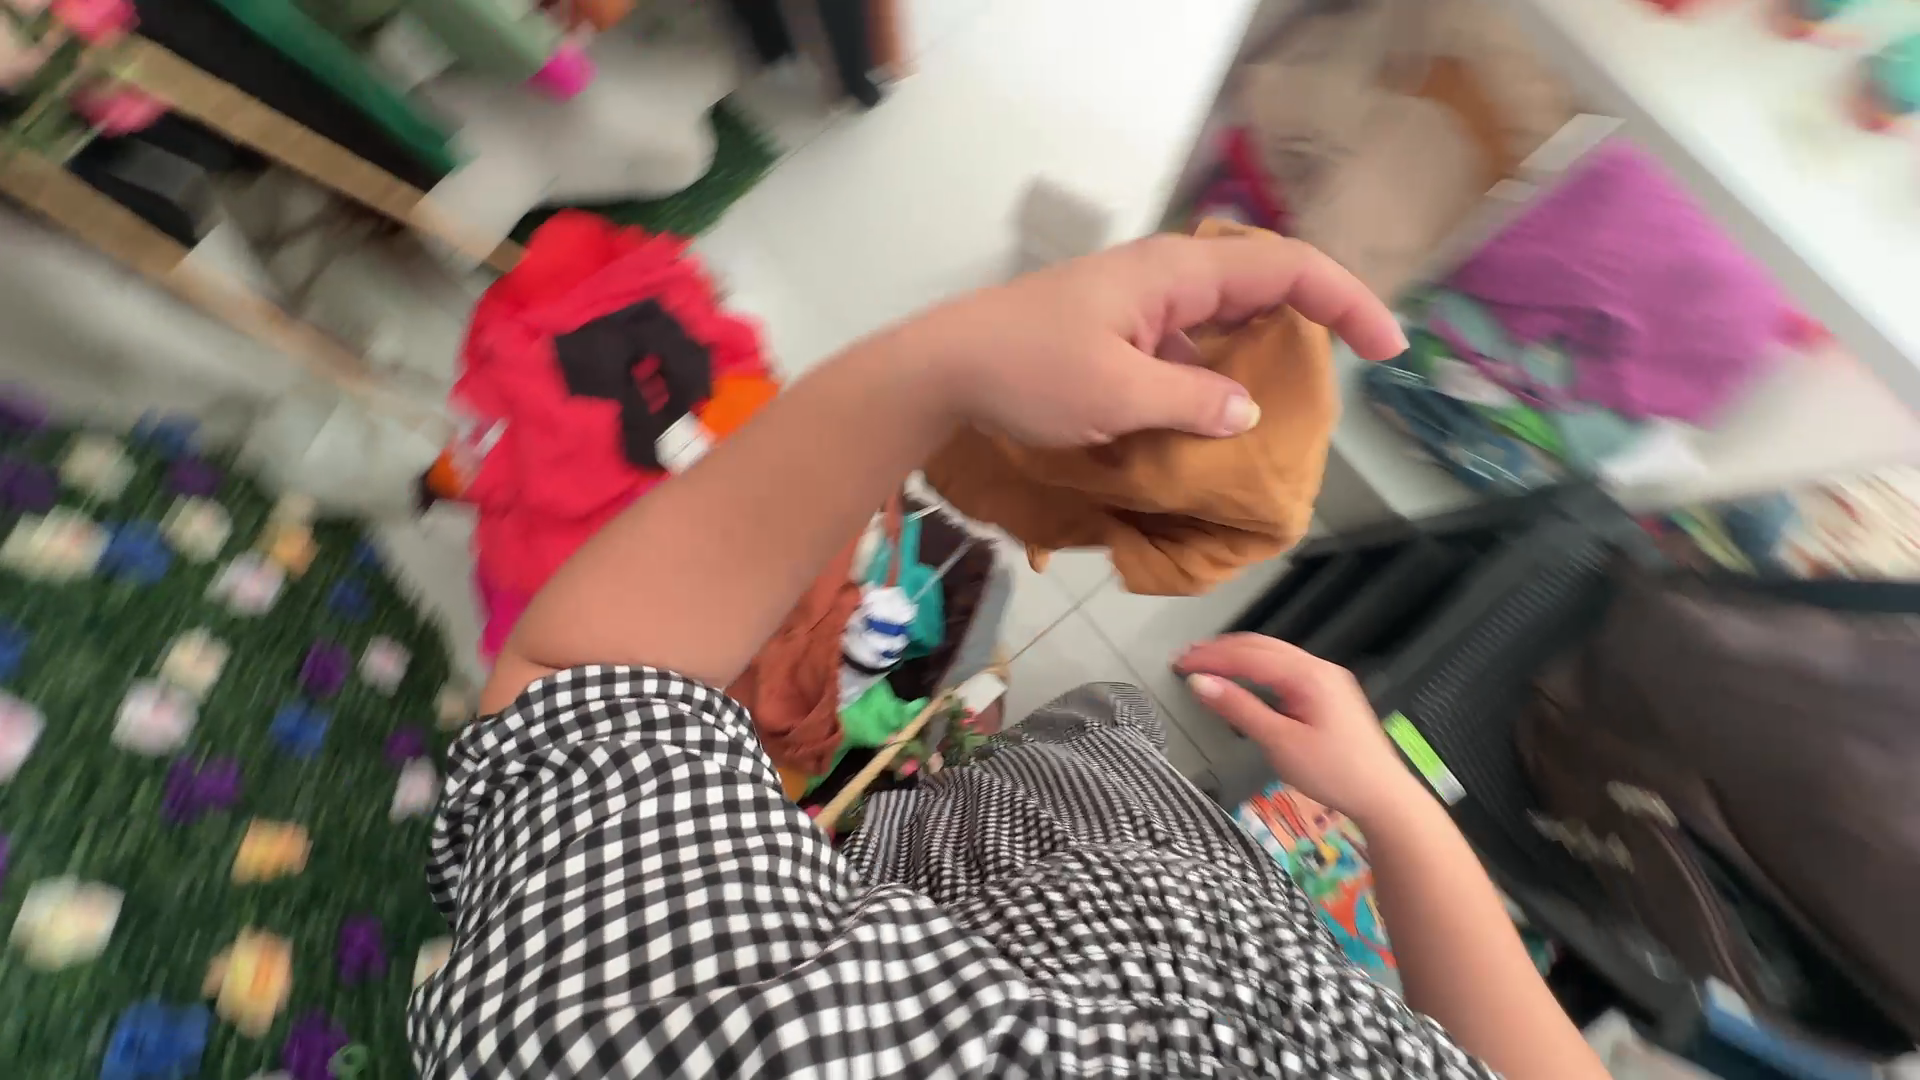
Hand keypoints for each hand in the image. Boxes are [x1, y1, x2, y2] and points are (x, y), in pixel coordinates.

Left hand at [914, 232, 1405, 446]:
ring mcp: (1132, 307)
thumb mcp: (1118, 395)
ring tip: (1267, 419)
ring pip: (1213, 328)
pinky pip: (1174, 353)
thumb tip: (1245, 412)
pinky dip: (1197, 384)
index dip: (1346, 301)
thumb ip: (1191, 403)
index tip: (1385, 347)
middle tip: (1326, 388)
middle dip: (1300, 333)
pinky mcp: (1109, 335)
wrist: (947, 367)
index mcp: (1175, 274)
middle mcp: (1160, 280)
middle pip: (1254, 292)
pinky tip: (1198, 425)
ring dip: (1244, 367)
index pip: (1286, 269)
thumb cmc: (1028, 373)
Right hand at [1177, 633, 1428, 825]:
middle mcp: (1318, 667)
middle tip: (1184, 659)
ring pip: (1271, 651)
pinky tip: (1239, 672)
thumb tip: (1200, 683)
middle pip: (1259, 646)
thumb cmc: (1334, 773)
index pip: (1247, 656)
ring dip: (1235, 653)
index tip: (1179, 664)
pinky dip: (1253, 663)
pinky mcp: (1328, 690)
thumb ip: (1239, 708)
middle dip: (1219, 649)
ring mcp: (1326, 676)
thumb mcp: (1280, 743)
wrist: (1386, 798)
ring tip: (1204, 661)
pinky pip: (1282, 664)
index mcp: (1307, 675)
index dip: (1210, 658)